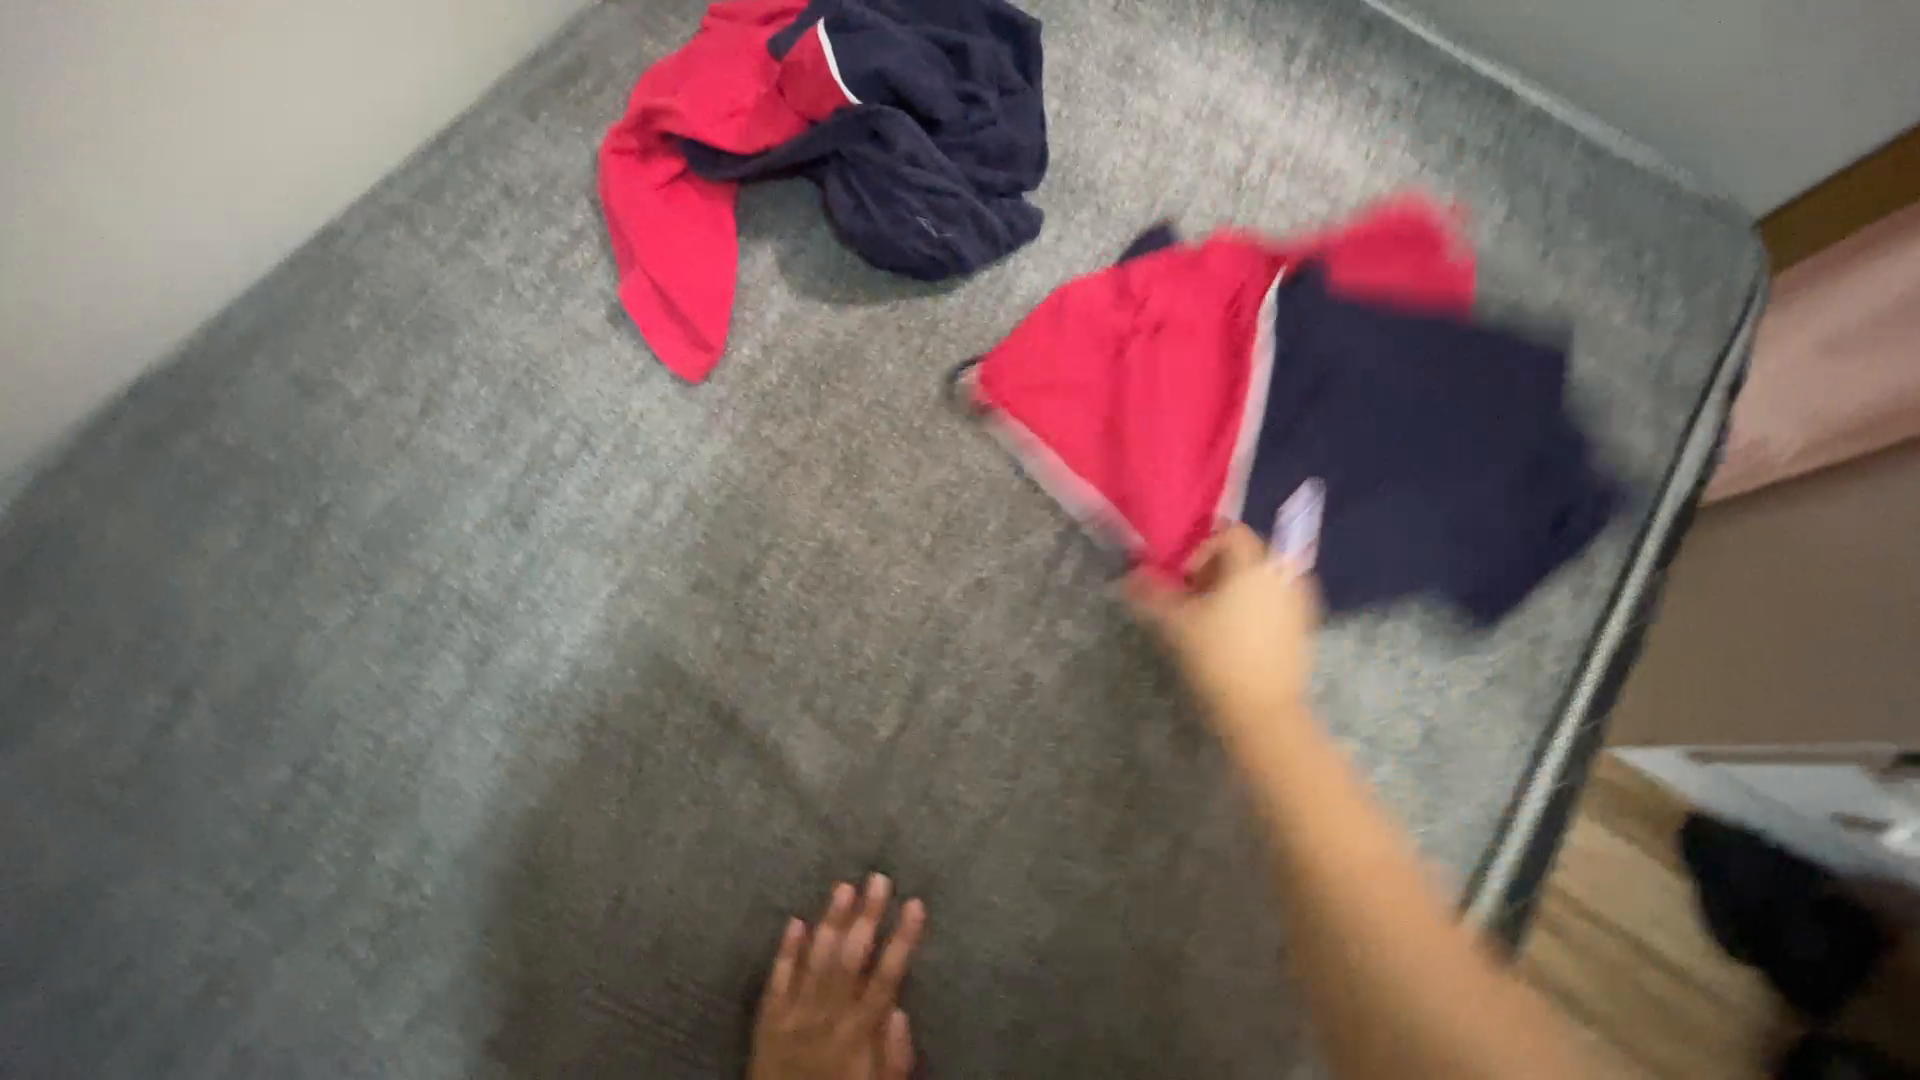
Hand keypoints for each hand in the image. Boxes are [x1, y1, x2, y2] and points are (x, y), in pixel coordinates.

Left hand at [749, 876, 926, 1079]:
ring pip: (815, 961)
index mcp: (857, 1036)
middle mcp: (826, 1019)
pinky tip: (796, 920)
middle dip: (866, 916)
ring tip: (844, 886)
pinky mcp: (768, 1022)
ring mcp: (794, 1017)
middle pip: (850, 959)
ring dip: (830, 922)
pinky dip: (786, 950)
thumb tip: (900, 1010)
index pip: (886, 978)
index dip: (902, 939)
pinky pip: (776, 980)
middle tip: (879, 879)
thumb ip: (894, 1057)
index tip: (915, 903)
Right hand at [1126, 523, 1320, 735]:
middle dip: (1217, 569)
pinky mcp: (1306, 626)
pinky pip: (1276, 600)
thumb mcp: (1176, 622)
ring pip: (1262, 577)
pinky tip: (1236, 634)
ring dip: (1236, 587)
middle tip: (1193, 595)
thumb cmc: (1217, 657)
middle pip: (1247, 554)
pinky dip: (1255, 605)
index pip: (1230, 532)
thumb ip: (1151, 593)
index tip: (1184, 577)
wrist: (1262, 710)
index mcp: (1254, 564)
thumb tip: (1129, 577)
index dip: (1202, 548)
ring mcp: (1300, 601)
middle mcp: (1284, 574)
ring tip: (1213, 615)